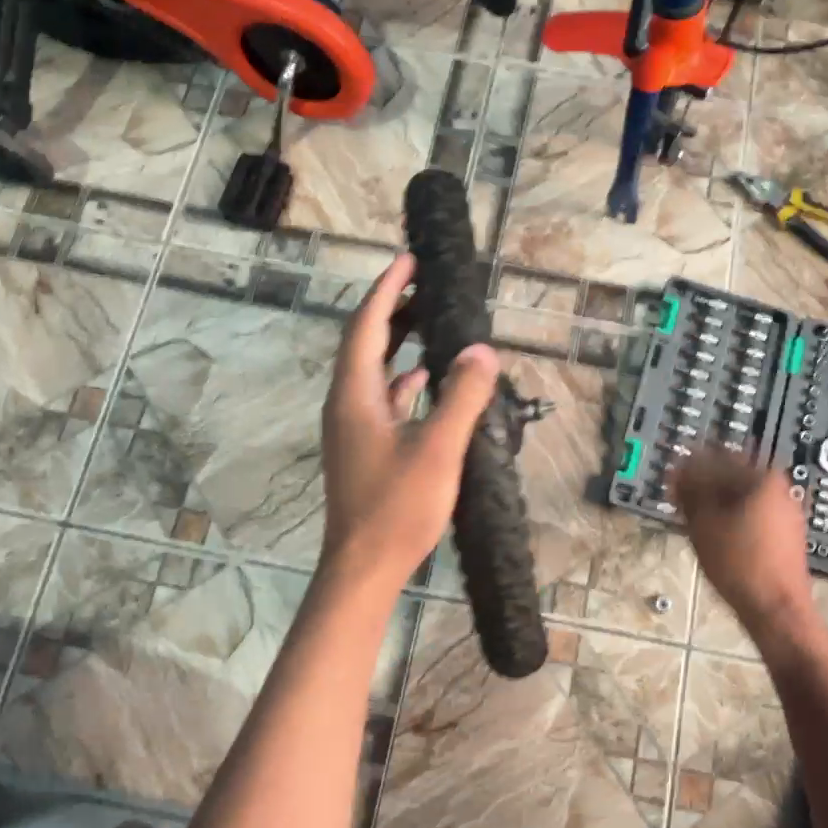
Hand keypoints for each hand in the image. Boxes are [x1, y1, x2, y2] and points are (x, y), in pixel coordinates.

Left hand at [320, 254, 499, 584]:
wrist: (363, 567)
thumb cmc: (397, 508)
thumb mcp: (438, 449)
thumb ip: (461, 397)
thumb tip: (482, 351)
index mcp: (354, 395)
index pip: (366, 326)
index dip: (386, 289)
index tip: (408, 260)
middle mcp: (345, 404)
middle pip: (364, 343)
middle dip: (391, 309)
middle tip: (421, 282)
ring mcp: (351, 428)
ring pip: (372, 371)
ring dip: (396, 342)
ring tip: (428, 321)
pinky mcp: (362, 449)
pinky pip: (380, 399)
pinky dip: (402, 381)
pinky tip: (425, 382)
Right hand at [671, 449, 813, 638]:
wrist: (776, 610)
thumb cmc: (740, 564)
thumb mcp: (703, 523)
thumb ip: (689, 491)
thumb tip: (678, 471)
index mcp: (764, 477)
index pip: (718, 456)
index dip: (690, 464)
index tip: (672, 474)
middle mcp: (782, 489)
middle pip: (733, 474)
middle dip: (703, 483)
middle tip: (678, 494)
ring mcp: (788, 513)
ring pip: (742, 496)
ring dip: (716, 502)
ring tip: (692, 515)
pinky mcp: (786, 535)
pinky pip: (752, 514)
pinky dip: (731, 518)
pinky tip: (713, 533)